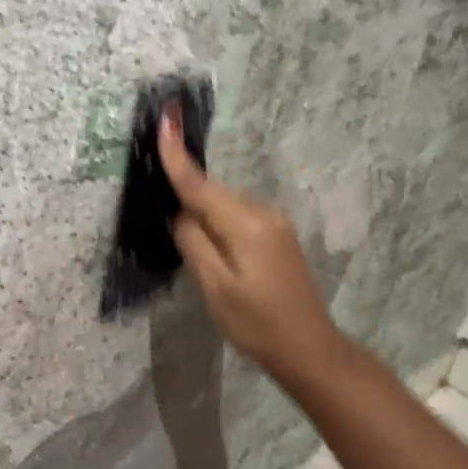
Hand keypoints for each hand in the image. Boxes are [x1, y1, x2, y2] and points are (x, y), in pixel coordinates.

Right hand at [157, 111, 343, 378]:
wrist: (309, 349)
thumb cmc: (257, 323)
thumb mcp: (215, 287)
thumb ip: (193, 243)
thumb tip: (180, 214)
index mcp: (245, 225)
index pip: (199, 185)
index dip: (176, 155)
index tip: (163, 119)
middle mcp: (263, 213)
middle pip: (211, 192)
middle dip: (184, 193)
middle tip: (158, 207)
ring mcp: (274, 223)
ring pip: (223, 204)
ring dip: (201, 211)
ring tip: (184, 239)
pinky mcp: (277, 235)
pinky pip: (236, 216)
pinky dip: (217, 221)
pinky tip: (209, 244)